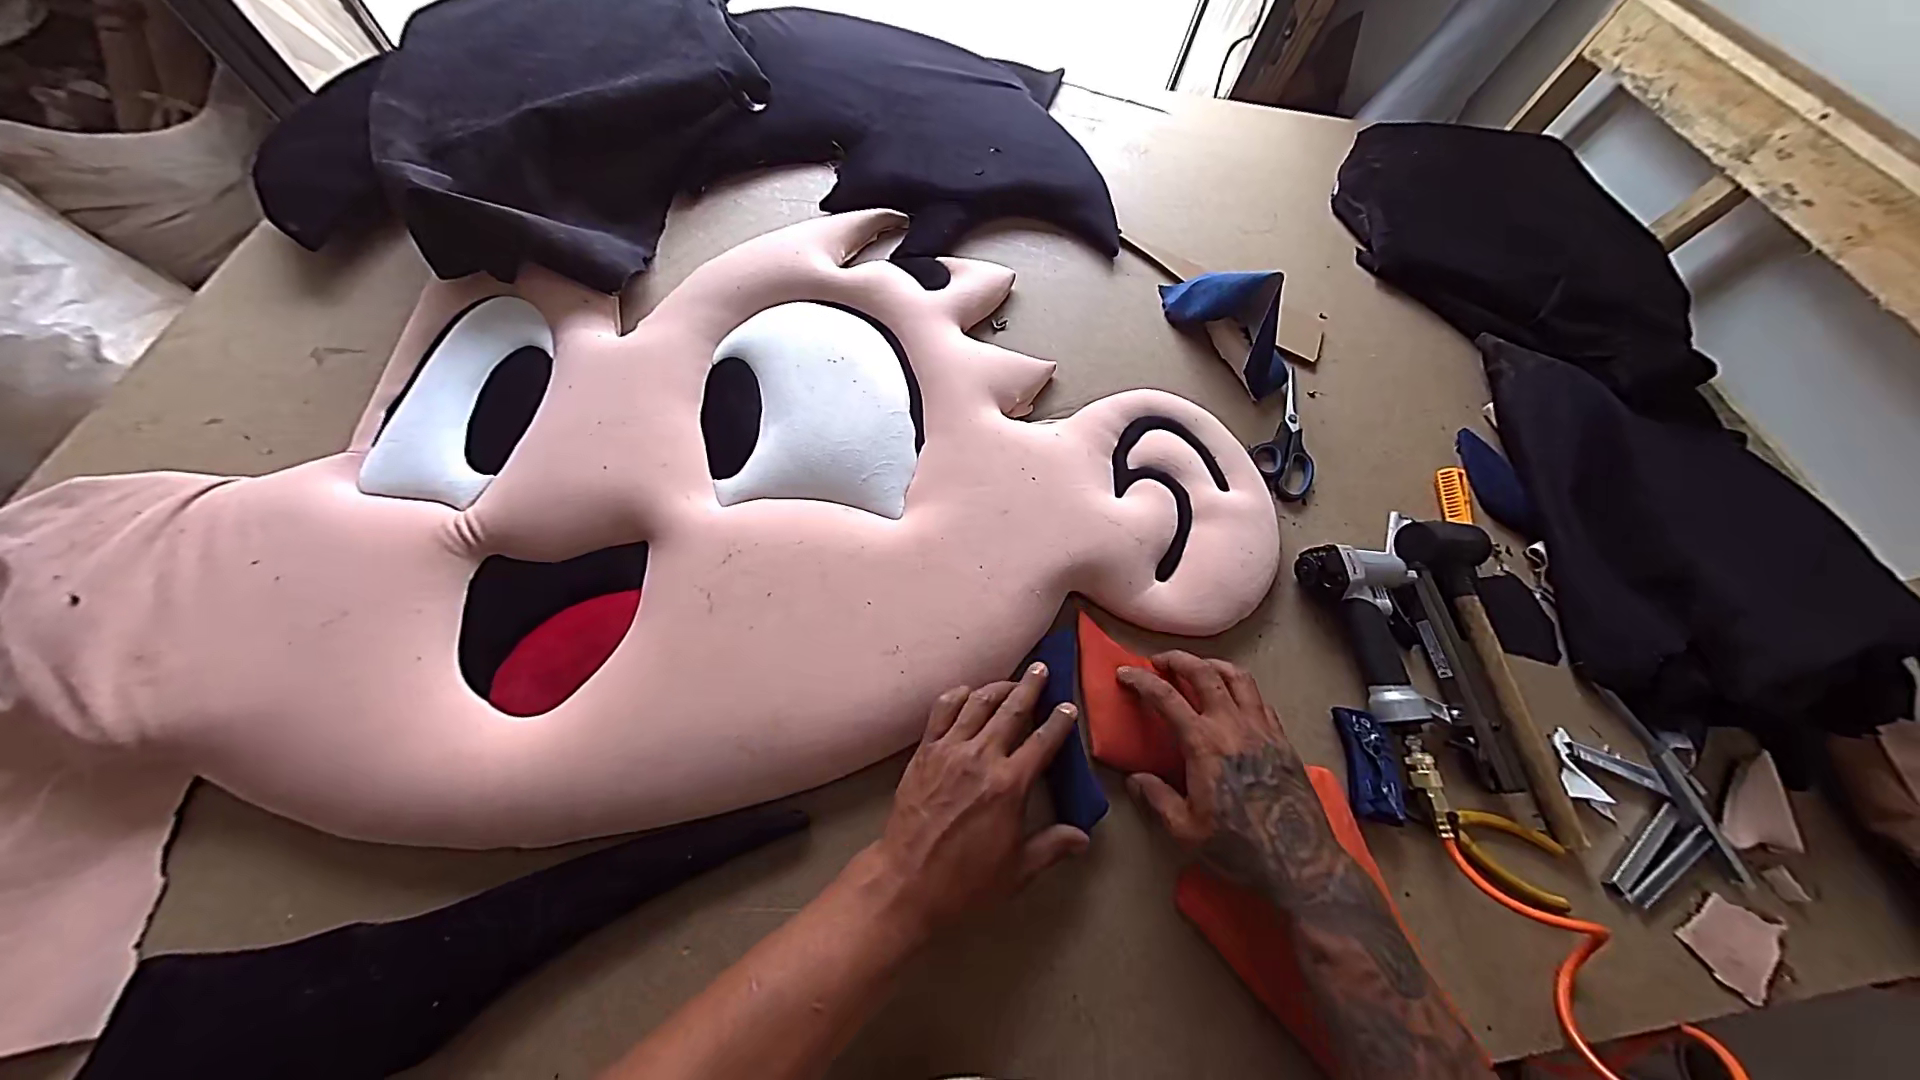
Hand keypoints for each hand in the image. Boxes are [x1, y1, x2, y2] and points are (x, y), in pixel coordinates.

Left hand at [860, 663, 1088, 939]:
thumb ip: (1052, 846)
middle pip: (1012, 710)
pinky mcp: (924, 752)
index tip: (1068, 706)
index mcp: (1009, 785)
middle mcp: (981, 758)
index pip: (1043, 742)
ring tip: (1010, 679)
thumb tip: (1083, 837)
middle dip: (1030, 687)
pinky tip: (966, 692)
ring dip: (997, 687)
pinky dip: (956, 696)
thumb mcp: (1017, 870)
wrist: (906, 881)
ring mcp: (949, 751)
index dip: (1059, 722)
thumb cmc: (966, 881)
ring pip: (978, 704)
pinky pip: (941, 712)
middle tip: (1041, 669)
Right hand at [1118, 651, 1335, 880]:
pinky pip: (1259, 698)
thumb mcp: (1185, 829)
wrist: (1303, 862)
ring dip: (1212, 665)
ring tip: (1197, 667)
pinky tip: (1232, 698)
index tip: (1125, 672)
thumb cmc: (1239, 847)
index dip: (1141, 680)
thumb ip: (1156, 798)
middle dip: (1178, 659)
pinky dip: (1240, 687)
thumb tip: (1134, 779)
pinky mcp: (1282, 739)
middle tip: (1160, 661)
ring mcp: (1262, 728)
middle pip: (1204, 673)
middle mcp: (1233, 725)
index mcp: (1203, 743)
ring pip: (1237, 677)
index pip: (1165, 697)